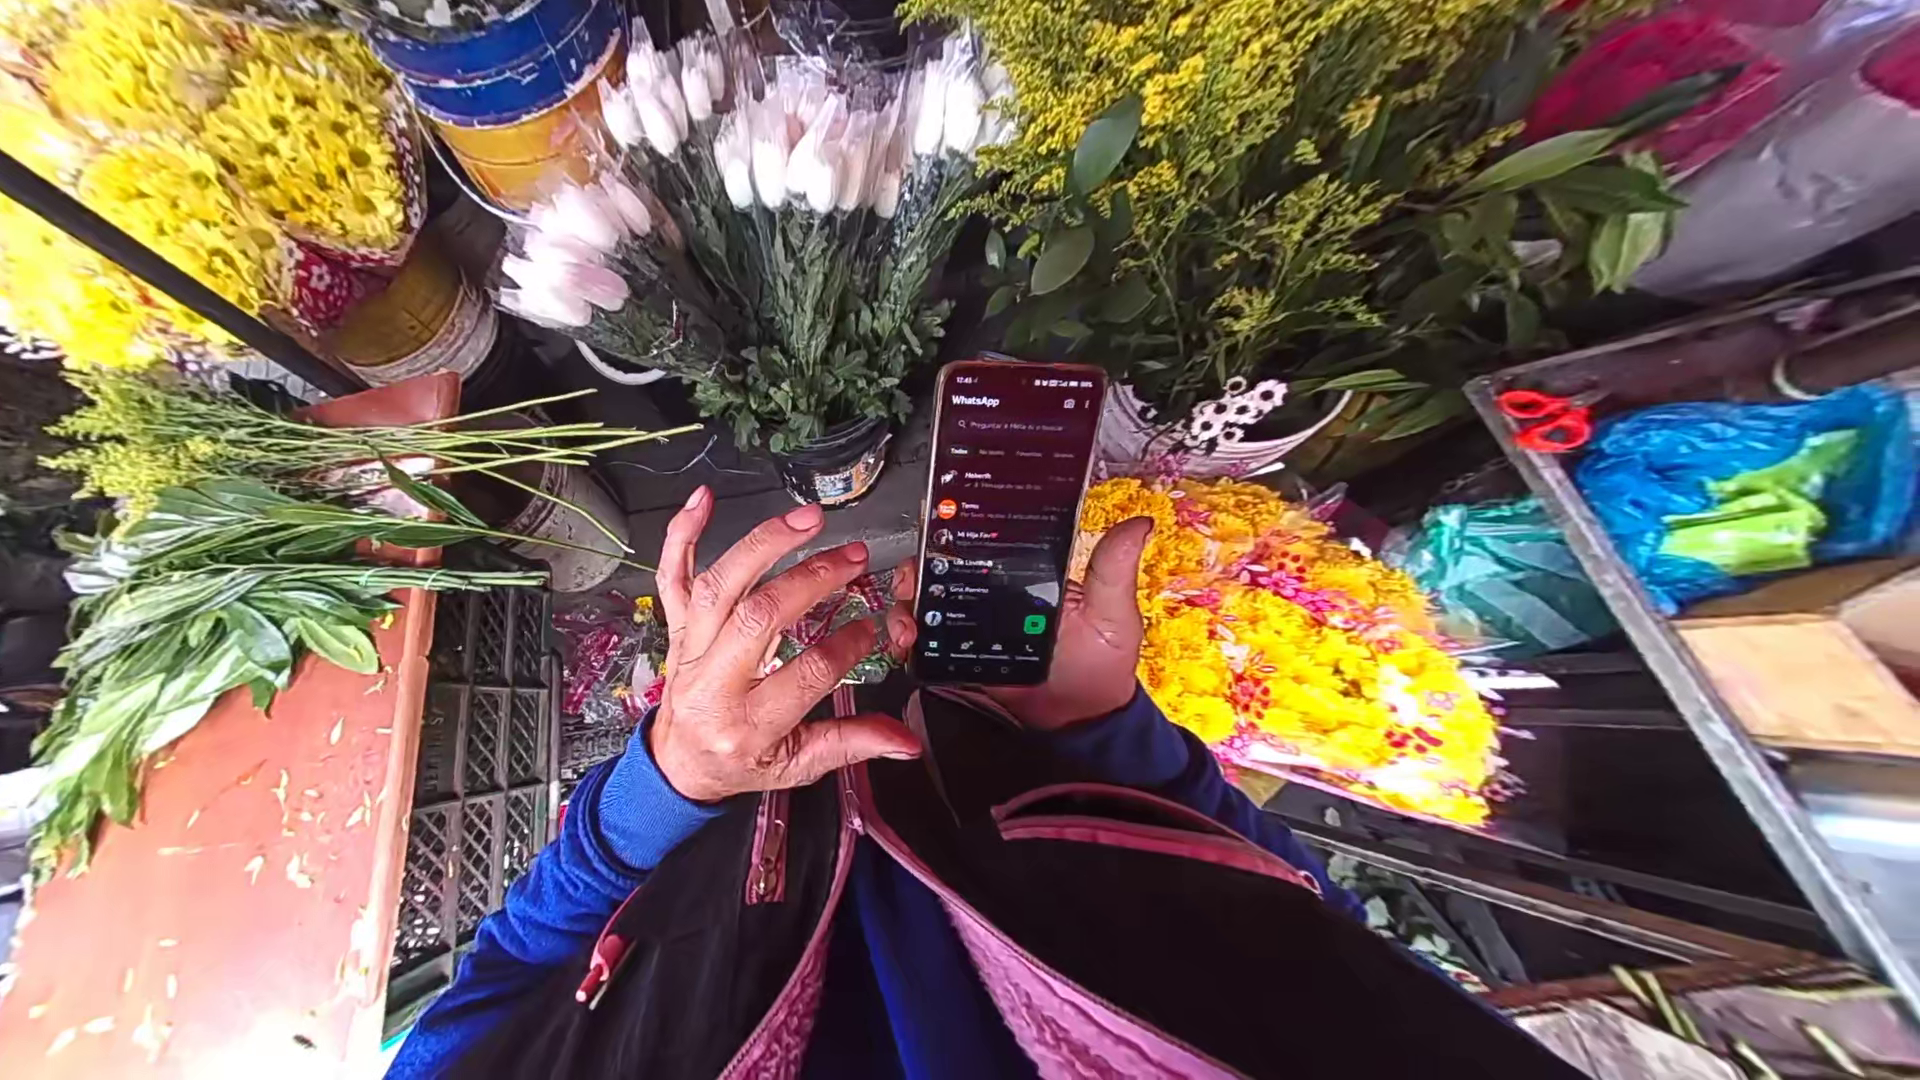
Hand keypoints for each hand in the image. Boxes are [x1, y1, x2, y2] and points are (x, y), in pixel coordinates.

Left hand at [649, 487, 921, 802]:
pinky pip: (672, 575)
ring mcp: (691, 648)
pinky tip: (703, 501)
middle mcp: (714, 681)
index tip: (873, 628)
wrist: (677, 764)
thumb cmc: (739, 762)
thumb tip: (905, 742)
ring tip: (807, 520)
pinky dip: (683, 534)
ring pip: (720, 586)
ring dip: (765, 544)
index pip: (806, 673)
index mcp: (748, 722)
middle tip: (854, 557)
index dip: (847, 646)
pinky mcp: (677, 627)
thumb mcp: (798, 766)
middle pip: (760, 616)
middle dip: (813, 579)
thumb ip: (853, 745)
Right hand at [892, 516, 1153, 731]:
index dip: (953, 532)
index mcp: (1021, 576)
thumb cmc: (1098, 666)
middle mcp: (989, 596)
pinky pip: (922, 643)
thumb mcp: (1110, 614)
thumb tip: (1139, 524)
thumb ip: (1113, 571)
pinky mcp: (953, 659)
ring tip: (909, 619)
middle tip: (914, 577)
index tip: (937, 526)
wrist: (1079, 724)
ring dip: (907, 603)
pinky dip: (905, 639)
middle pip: (941, 570)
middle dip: (919, 567)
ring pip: (924, 604)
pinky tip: (906, 642)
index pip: (980, 543)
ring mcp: (968, 629)